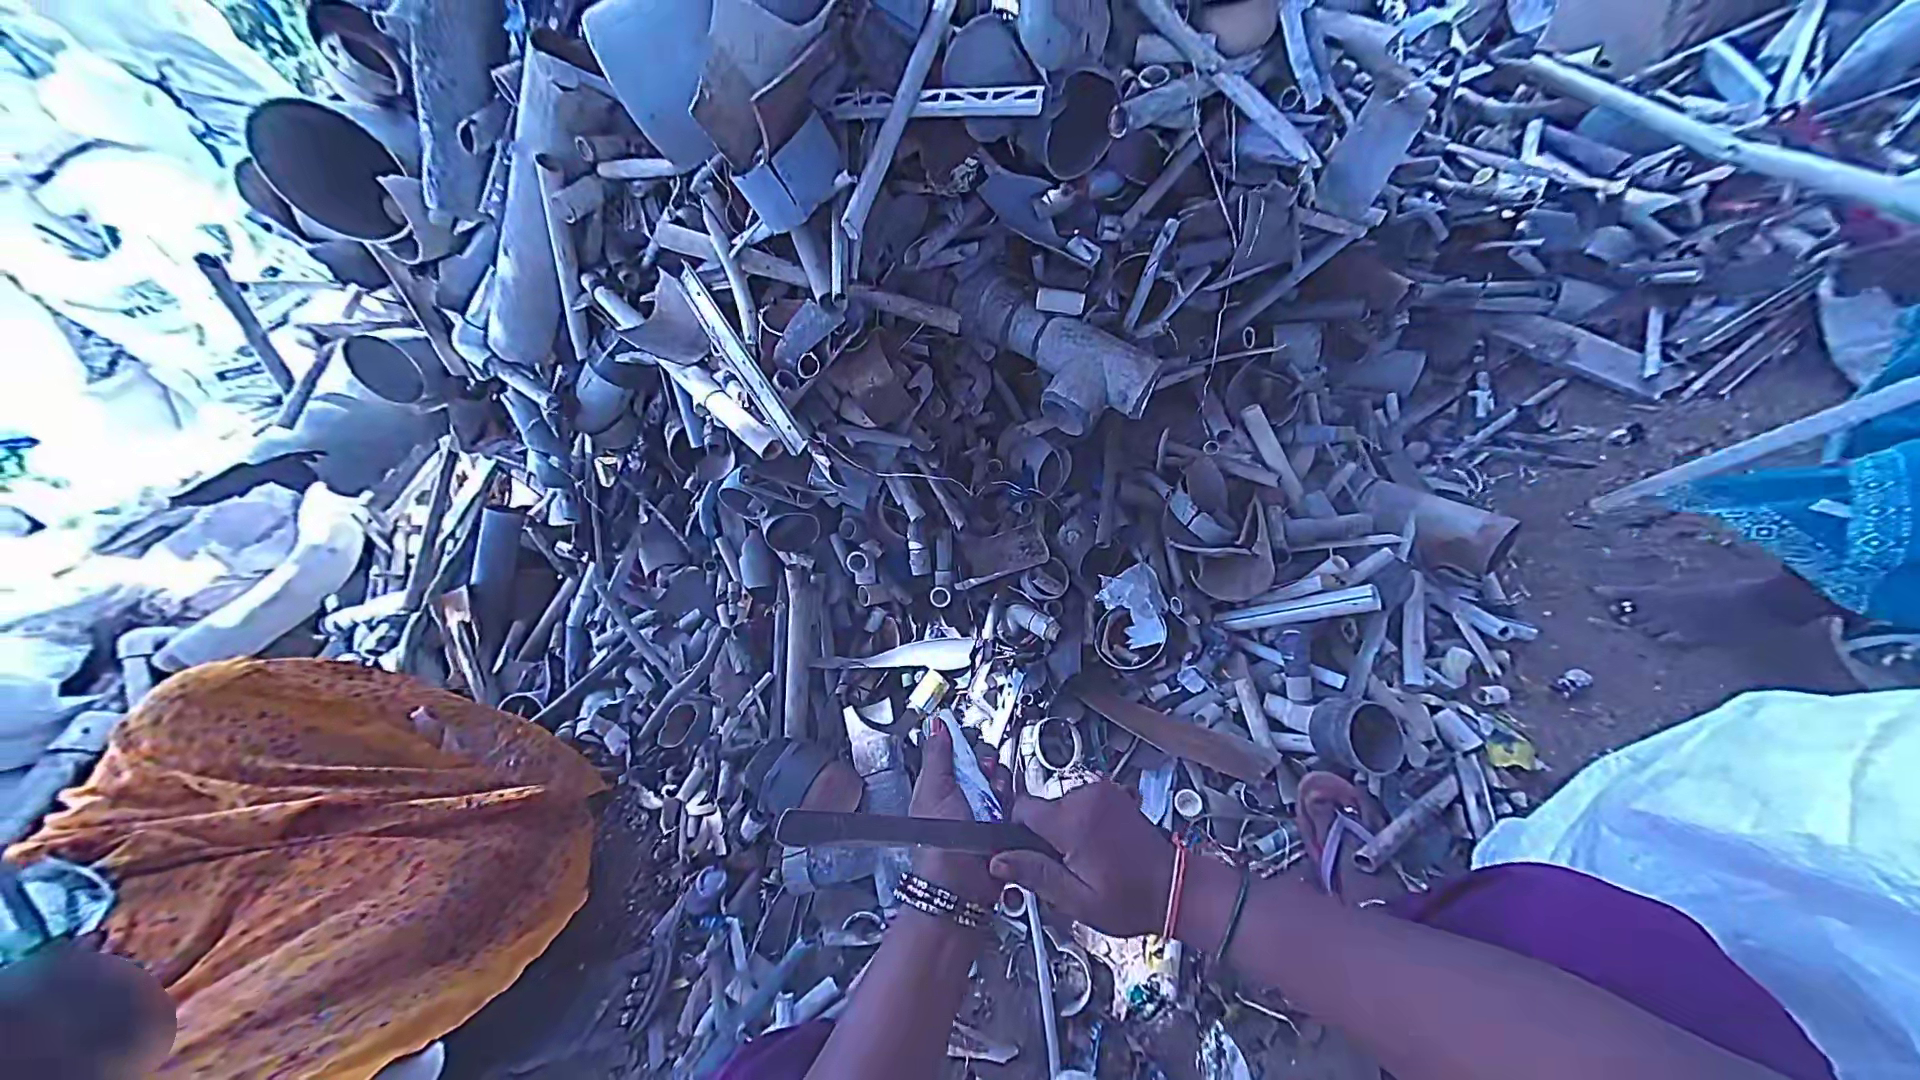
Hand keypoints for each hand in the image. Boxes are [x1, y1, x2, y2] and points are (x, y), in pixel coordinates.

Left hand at [908, 720, 1003, 906]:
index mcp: (944, 784)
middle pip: (990, 768)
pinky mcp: (1005, 830)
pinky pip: (1019, 808)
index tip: (974, 757)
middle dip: (990, 772)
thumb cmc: (937, 844)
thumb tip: (936, 725)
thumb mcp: (933, 790)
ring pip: (1005, 786)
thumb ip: (937, 756)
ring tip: (991, 807)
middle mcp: (966, 798)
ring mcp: (986, 814)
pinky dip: (1014, 810)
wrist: (959, 887)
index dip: (973, 751)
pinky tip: (1004, 819)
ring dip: (1001, 793)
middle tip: (982, 785)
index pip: (966, 753)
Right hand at [988, 780, 1176, 937]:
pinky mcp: (1111, 792)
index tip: (1028, 852)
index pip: (1022, 808)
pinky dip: (1081, 819)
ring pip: (1060, 805)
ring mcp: (1101, 791)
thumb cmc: (1131, 899)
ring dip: (1064, 828)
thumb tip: (999, 861)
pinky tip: (1097, 845)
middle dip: (1045, 835)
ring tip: (1086, 857)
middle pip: (1042, 808)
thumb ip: (1036, 875)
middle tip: (1066, 865)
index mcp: (1072, 821)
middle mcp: (1086, 796)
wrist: (1175, 887)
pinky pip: (1079, 801)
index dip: (1019, 832)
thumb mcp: (1077, 900)